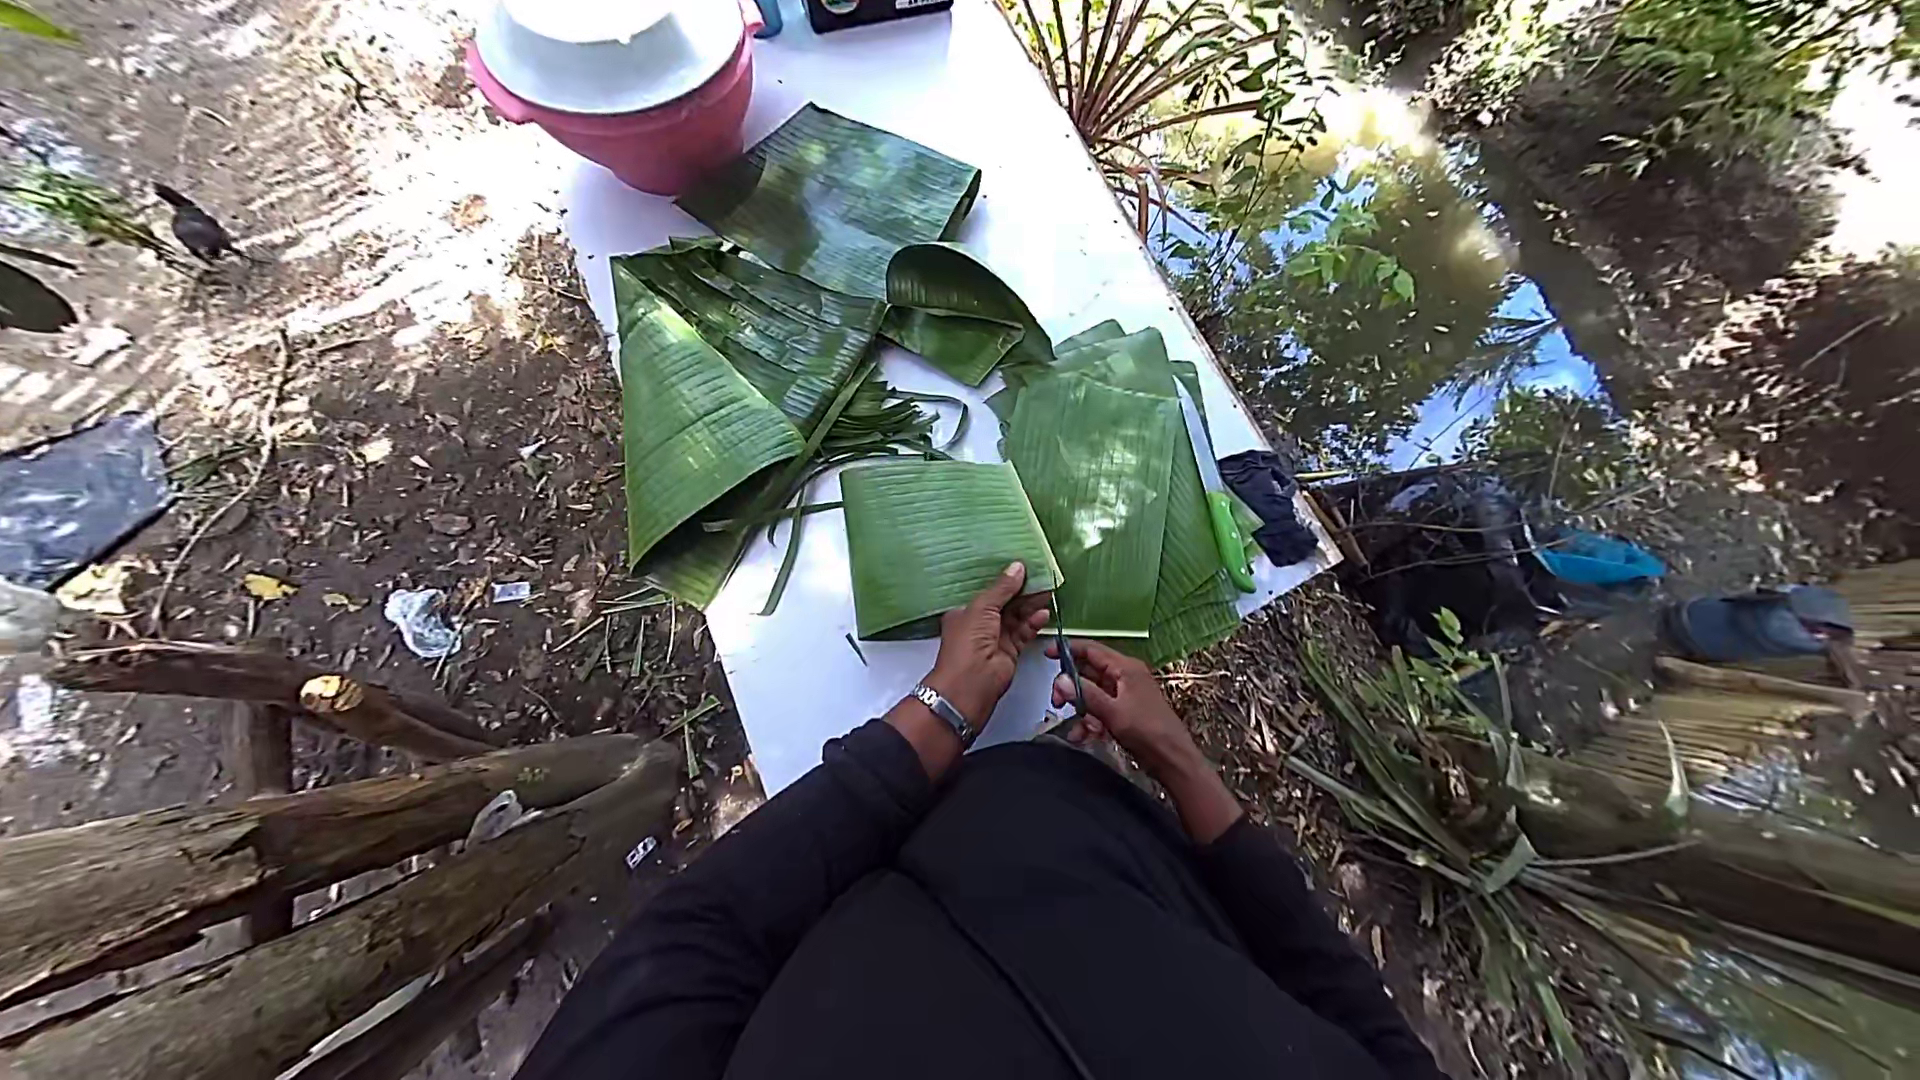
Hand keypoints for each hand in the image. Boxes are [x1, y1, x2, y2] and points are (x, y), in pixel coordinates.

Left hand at [923, 562, 1050, 731]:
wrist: (971, 684)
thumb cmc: (966, 645)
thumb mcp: (982, 608)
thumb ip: (1002, 588)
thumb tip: (1016, 568)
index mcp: (966, 611)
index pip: (987, 591)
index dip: (1004, 580)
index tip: (1021, 569)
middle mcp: (979, 624)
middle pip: (1005, 603)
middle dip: (1022, 592)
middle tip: (1040, 579)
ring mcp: (995, 638)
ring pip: (1016, 617)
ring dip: (1031, 606)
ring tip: (1047, 593)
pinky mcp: (1009, 651)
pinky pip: (1024, 632)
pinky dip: (1033, 623)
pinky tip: (1043, 614)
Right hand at [1045, 638, 1199, 774]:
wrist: (1173, 761)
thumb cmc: (1148, 732)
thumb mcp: (1113, 712)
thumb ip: (1085, 694)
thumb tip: (1061, 680)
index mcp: (1125, 668)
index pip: (1091, 650)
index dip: (1068, 650)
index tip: (1048, 655)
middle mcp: (1125, 676)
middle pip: (1088, 672)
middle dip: (1071, 687)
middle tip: (1057, 702)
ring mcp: (1125, 694)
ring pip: (1091, 693)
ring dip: (1081, 709)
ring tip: (1079, 728)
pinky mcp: (1124, 711)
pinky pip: (1100, 709)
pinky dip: (1090, 720)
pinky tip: (1084, 736)